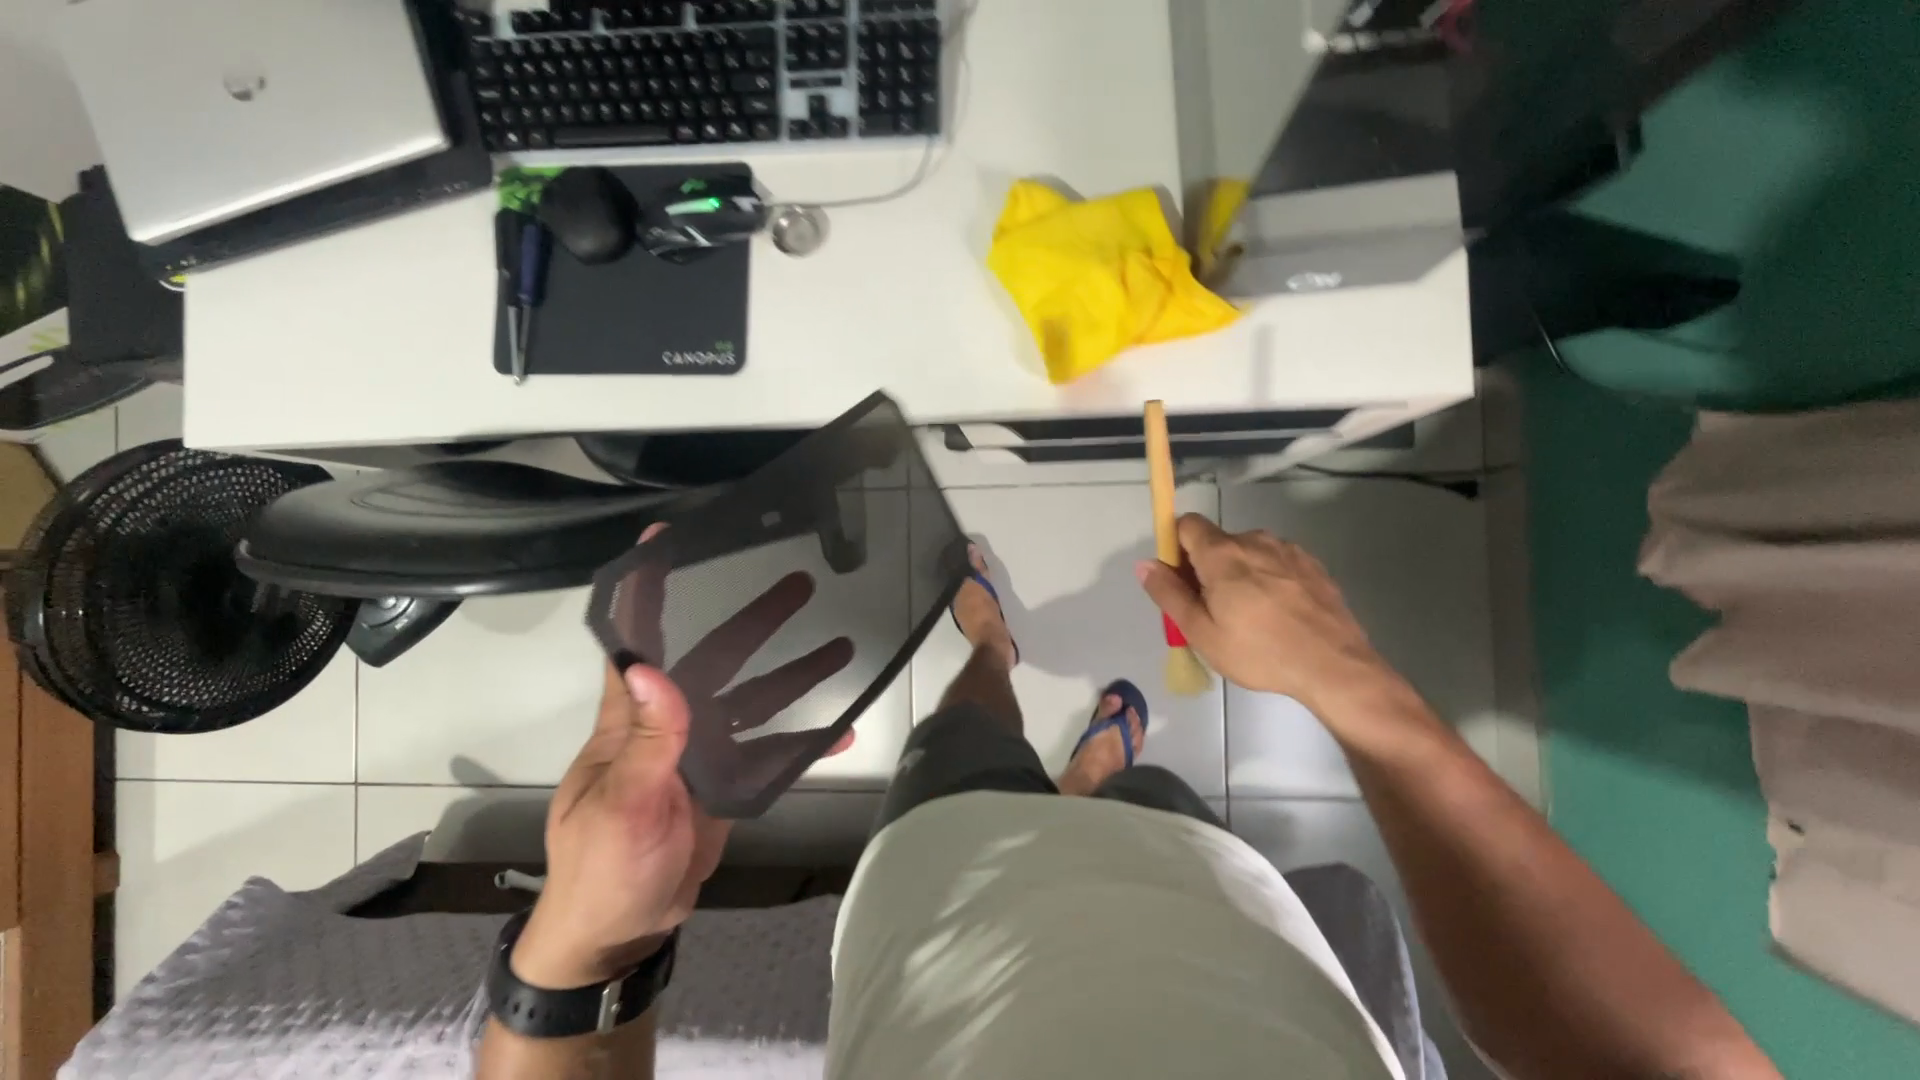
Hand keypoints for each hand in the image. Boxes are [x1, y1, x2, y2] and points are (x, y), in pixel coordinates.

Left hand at [514, 526, 852, 989]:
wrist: (622, 931)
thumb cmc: (605, 866)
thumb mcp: (623, 803)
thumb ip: (646, 739)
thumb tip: (647, 665)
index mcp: (630, 718)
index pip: (635, 638)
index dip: (647, 590)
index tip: (663, 538)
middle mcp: (668, 724)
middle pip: (717, 657)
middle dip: (756, 620)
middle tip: (800, 583)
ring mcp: (701, 755)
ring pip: (755, 701)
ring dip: (794, 674)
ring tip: (842, 647)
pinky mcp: (725, 785)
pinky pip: (770, 752)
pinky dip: (803, 741)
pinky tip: (841, 731)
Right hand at [1135, 514, 1403, 717]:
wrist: (1334, 666)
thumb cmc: (1259, 652)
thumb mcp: (1200, 632)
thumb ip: (1169, 594)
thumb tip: (1145, 564)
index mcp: (1222, 553)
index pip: (1187, 524)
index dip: (1177, 548)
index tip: (1181, 581)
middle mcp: (1254, 540)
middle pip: (1218, 542)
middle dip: (1208, 568)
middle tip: (1213, 611)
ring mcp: (1288, 551)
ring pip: (1250, 553)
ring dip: (1241, 574)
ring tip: (1251, 617)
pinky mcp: (1313, 566)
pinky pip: (1277, 564)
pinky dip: (1270, 580)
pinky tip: (1279, 615)